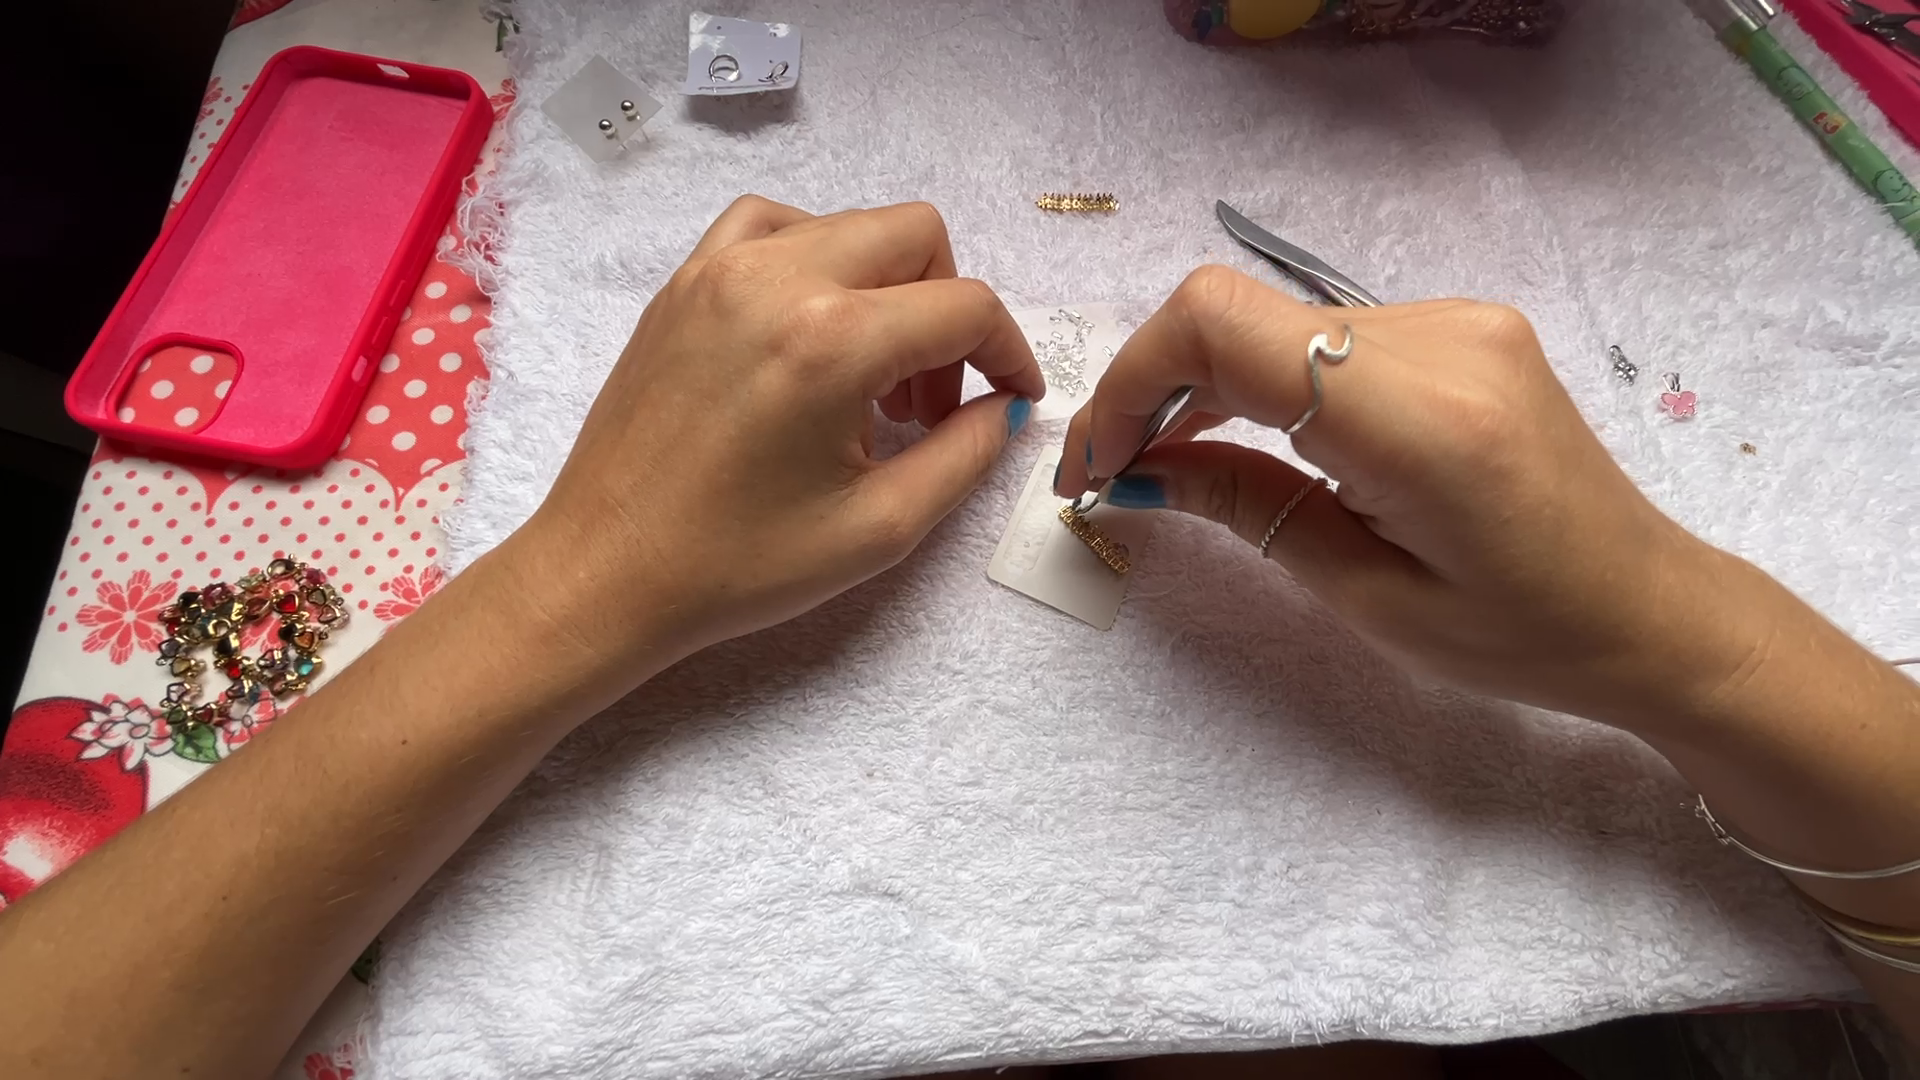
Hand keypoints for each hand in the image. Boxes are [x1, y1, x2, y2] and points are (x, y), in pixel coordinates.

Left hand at [512, 196, 1043, 680]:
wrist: (606, 573)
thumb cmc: (743, 566)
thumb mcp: (880, 527)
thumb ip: (966, 455)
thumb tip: (1007, 407)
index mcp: (832, 341)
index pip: (964, 308)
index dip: (1010, 352)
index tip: (1016, 398)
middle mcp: (777, 276)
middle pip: (917, 237)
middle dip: (951, 314)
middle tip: (931, 400)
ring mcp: (719, 266)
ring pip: (851, 226)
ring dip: (889, 290)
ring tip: (870, 378)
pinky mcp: (684, 280)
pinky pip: (776, 228)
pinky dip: (820, 265)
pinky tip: (813, 331)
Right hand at [1055, 266, 1753, 725]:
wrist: (1651, 610)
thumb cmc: (1515, 636)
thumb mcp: (1358, 588)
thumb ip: (1241, 504)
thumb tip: (1132, 471)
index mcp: (1419, 417)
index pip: (1223, 329)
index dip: (1132, 381)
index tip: (1096, 460)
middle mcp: (1436, 335)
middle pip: (1227, 315)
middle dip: (1141, 389)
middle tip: (1099, 468)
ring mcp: (1446, 319)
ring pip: (1257, 323)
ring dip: (1183, 386)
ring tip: (1144, 458)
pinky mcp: (1442, 328)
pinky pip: (1301, 337)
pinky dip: (1238, 382)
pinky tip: (1217, 433)